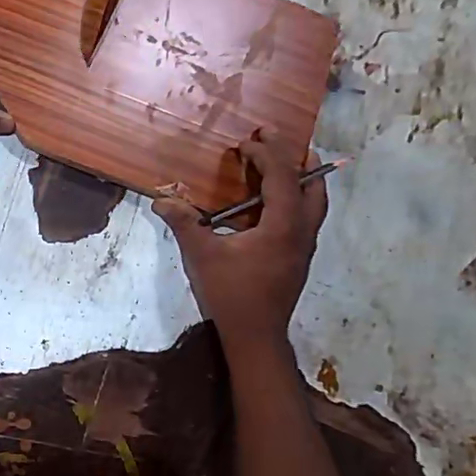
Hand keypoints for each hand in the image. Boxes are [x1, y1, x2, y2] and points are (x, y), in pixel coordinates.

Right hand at [154, 131, 327, 344]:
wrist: (256, 336)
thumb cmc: (231, 294)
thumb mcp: (202, 255)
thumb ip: (184, 224)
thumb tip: (160, 199)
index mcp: (283, 225)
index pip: (281, 176)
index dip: (265, 154)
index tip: (245, 144)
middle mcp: (302, 231)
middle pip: (311, 184)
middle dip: (295, 157)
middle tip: (276, 139)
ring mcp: (304, 246)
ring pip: (315, 202)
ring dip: (302, 177)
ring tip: (288, 160)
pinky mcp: (299, 257)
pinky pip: (307, 216)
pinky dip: (297, 197)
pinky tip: (275, 201)